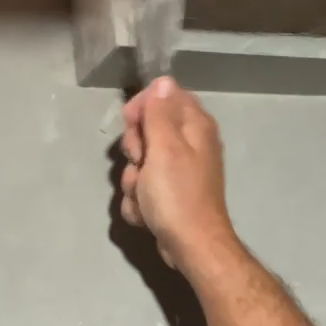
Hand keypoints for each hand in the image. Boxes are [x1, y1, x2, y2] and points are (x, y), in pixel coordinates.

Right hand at [119, 77, 234, 267]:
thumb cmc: (177, 195)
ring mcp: (177, 173)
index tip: (131, 123)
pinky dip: (139, 202)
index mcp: (193, 126)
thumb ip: (160, 112)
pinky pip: (142, 190)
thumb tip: (164, 81)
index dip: (142, 107)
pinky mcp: (168, 196)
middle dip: (135, 150)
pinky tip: (146, 213)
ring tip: (144, 196)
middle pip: (147, 131)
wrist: (190, 245)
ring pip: (140, 165)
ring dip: (133, 183)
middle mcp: (189, 145)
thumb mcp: (164, 147)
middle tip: (141, 163)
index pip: (164, 96)